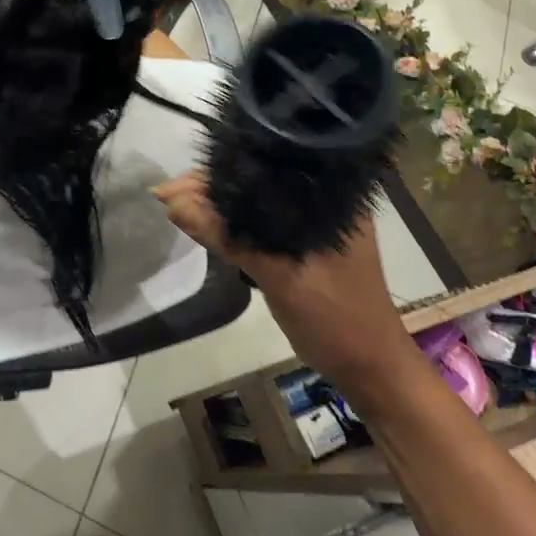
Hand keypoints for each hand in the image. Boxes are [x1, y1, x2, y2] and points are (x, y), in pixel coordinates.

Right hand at [155, 171, 411, 383]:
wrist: (370, 370)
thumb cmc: (338, 319)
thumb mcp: (280, 277)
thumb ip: (229, 239)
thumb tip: (174, 207)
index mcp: (334, 196)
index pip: (268, 165)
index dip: (219, 170)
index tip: (177, 182)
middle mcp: (325, 202)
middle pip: (258, 181)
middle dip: (211, 186)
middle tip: (165, 195)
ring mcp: (313, 225)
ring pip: (256, 203)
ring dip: (218, 204)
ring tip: (174, 205)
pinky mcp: (301, 246)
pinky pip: (259, 224)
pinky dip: (231, 224)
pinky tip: (203, 223)